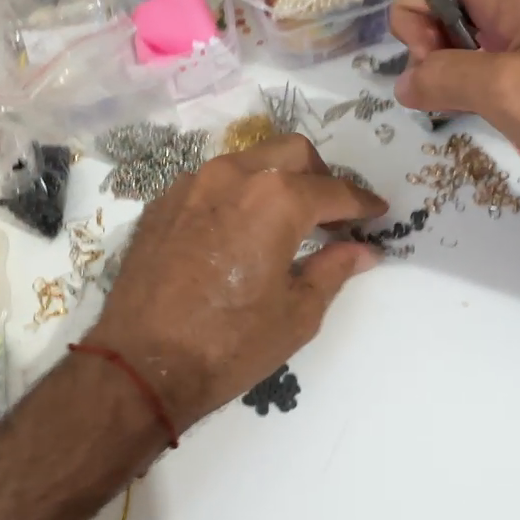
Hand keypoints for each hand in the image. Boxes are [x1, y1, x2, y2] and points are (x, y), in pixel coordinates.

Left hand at [84, 135, 387, 427]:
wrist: (142, 365)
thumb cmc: (229, 344)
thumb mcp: (297, 314)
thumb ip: (333, 271)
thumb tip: (362, 251)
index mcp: (276, 200)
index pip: (333, 190)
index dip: (361, 203)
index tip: (377, 213)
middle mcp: (233, 176)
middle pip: (291, 154)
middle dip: (320, 176)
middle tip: (331, 213)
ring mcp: (190, 185)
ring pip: (247, 162)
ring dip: (274, 181)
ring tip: (284, 221)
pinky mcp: (161, 204)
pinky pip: (210, 184)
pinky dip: (236, 196)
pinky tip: (238, 231)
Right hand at [390, 0, 519, 192]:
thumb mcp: (512, 95)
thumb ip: (447, 77)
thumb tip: (406, 78)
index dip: (410, 23)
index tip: (432, 75)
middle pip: (454, 8)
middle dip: (442, 58)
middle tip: (469, 107)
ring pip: (488, 40)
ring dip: (480, 83)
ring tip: (510, 123)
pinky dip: (515, 92)